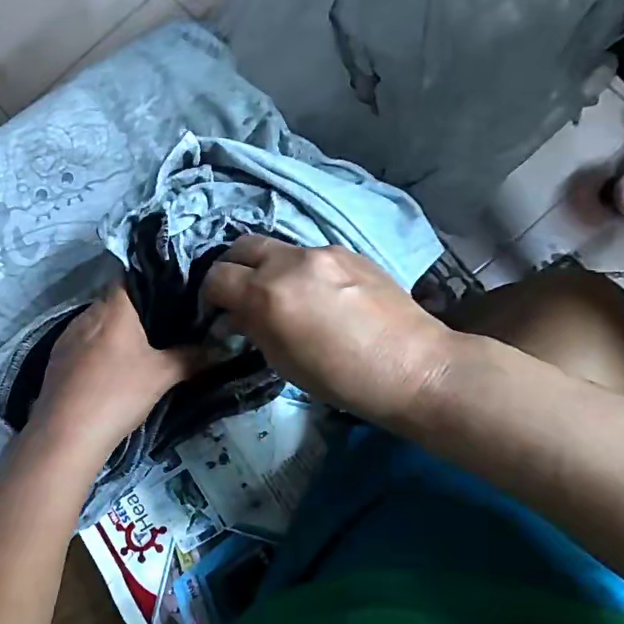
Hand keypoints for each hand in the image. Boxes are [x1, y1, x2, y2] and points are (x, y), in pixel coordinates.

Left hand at [30, 283, 204, 455]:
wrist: (67, 431)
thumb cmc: (117, 393)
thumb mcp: (162, 376)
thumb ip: (191, 357)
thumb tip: (220, 347)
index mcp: (112, 307)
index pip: (129, 276)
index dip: (150, 280)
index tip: (170, 292)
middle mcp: (86, 314)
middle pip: (114, 301)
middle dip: (135, 310)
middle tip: (162, 323)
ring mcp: (66, 336)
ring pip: (96, 323)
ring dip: (114, 331)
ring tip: (138, 346)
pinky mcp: (56, 359)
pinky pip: (82, 343)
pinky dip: (98, 348)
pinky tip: (110, 367)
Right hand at [201, 235, 454, 421]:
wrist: (413, 366)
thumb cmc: (338, 377)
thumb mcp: (280, 360)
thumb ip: (252, 327)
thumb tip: (236, 313)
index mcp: (266, 292)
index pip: (217, 276)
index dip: (210, 294)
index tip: (218, 310)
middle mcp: (290, 262)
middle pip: (242, 246)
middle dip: (234, 267)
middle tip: (240, 293)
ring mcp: (323, 252)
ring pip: (279, 249)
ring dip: (269, 268)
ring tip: (282, 296)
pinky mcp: (350, 252)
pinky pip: (309, 255)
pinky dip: (300, 270)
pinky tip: (317, 296)